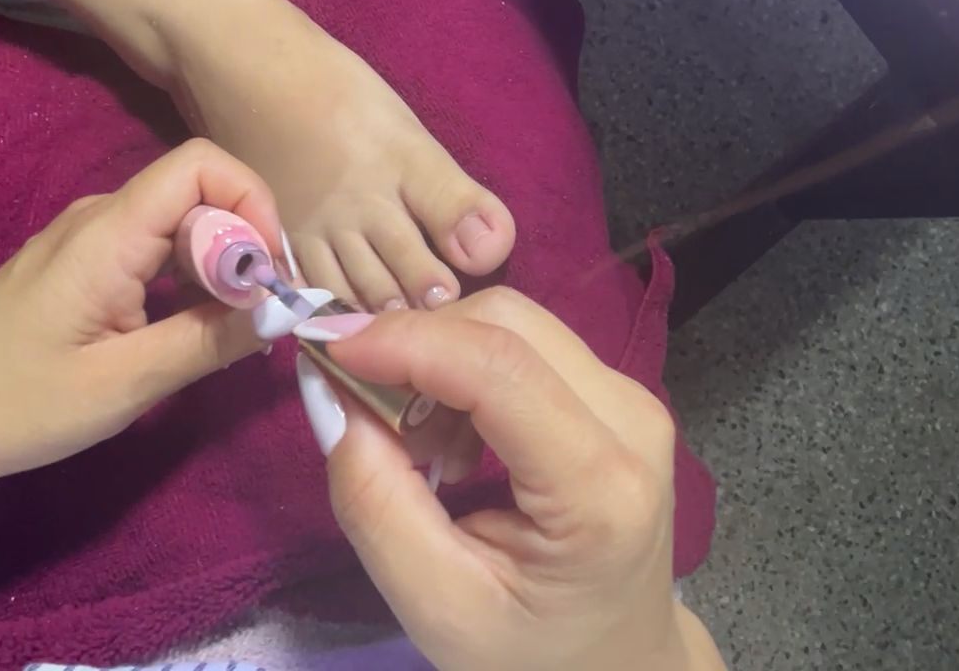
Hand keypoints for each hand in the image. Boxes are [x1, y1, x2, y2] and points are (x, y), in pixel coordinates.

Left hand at [0, 139, 281, 501]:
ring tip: (231, 325)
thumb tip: (285, 309)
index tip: (269, 268)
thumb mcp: (123, 386)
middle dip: (244, 245)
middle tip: (259, 313)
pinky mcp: (89, 259)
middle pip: (201, 194)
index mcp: (108, 234)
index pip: (201, 165)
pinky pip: (161, 245)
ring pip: (185, 221)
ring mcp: (93, 236)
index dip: (251, 200)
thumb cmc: (14, 406)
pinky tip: (193, 324)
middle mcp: (103, 217)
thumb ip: (210, 341)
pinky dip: (194, 277)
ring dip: (222, 265)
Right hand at [307, 290, 724, 670]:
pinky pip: (528, 341)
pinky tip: (456, 432)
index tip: (328, 345)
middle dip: (418, 342)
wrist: (621, 660)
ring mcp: (630, 394)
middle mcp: (630, 417)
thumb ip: (378, 506)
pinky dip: (468, 366)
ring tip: (418, 439)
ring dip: (442, 355)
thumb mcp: (438, 610)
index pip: (500, 370)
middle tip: (362, 398)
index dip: (408, 341)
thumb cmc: (533, 652)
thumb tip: (340, 398)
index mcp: (600, 487)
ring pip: (515, 321)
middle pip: (508, 323)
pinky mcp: (615, 387)